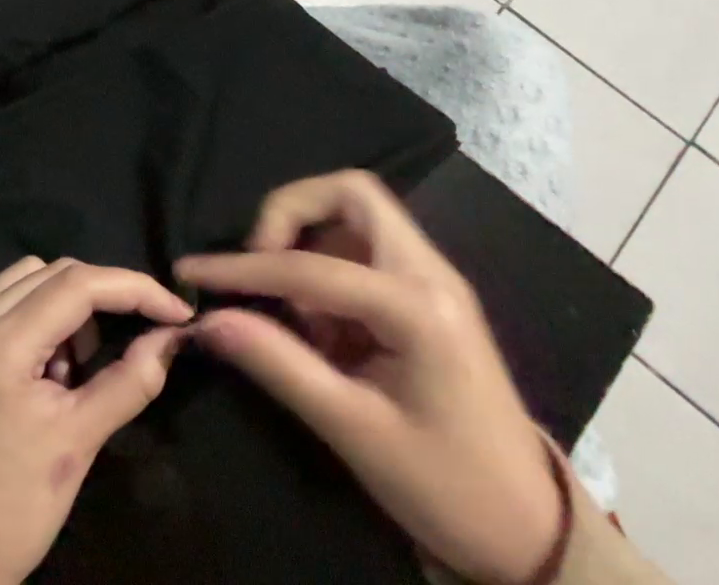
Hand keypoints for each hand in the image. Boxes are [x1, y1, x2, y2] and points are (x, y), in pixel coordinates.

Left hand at [0, 258, 194, 584]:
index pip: (76, 285)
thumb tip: (172, 337)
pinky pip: (6, 300)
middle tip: (139, 335)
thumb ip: (131, 379)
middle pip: (53, 272)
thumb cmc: (17, 504)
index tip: (176, 312)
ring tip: (84, 362)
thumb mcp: (81, 440)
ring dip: (70, 302)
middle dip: (105, 294)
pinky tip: (53, 362)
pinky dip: (41, 314)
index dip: (134, 289)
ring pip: (29, 278)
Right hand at [175, 171, 559, 584]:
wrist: (528, 525)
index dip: (242, 268)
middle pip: (351, 194)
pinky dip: (325, 264)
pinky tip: (314, 321)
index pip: (310, 265)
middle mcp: (430, 273)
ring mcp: (433, 280)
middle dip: (289, 213)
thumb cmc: (443, 484)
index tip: (191, 271)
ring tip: (285, 303)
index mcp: (418, 307)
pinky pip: (365, 250)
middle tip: (256, 264)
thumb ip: (278, 364)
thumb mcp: (351, 429)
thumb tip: (207, 321)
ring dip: (308, 238)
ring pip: (358, 214)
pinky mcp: (427, 296)